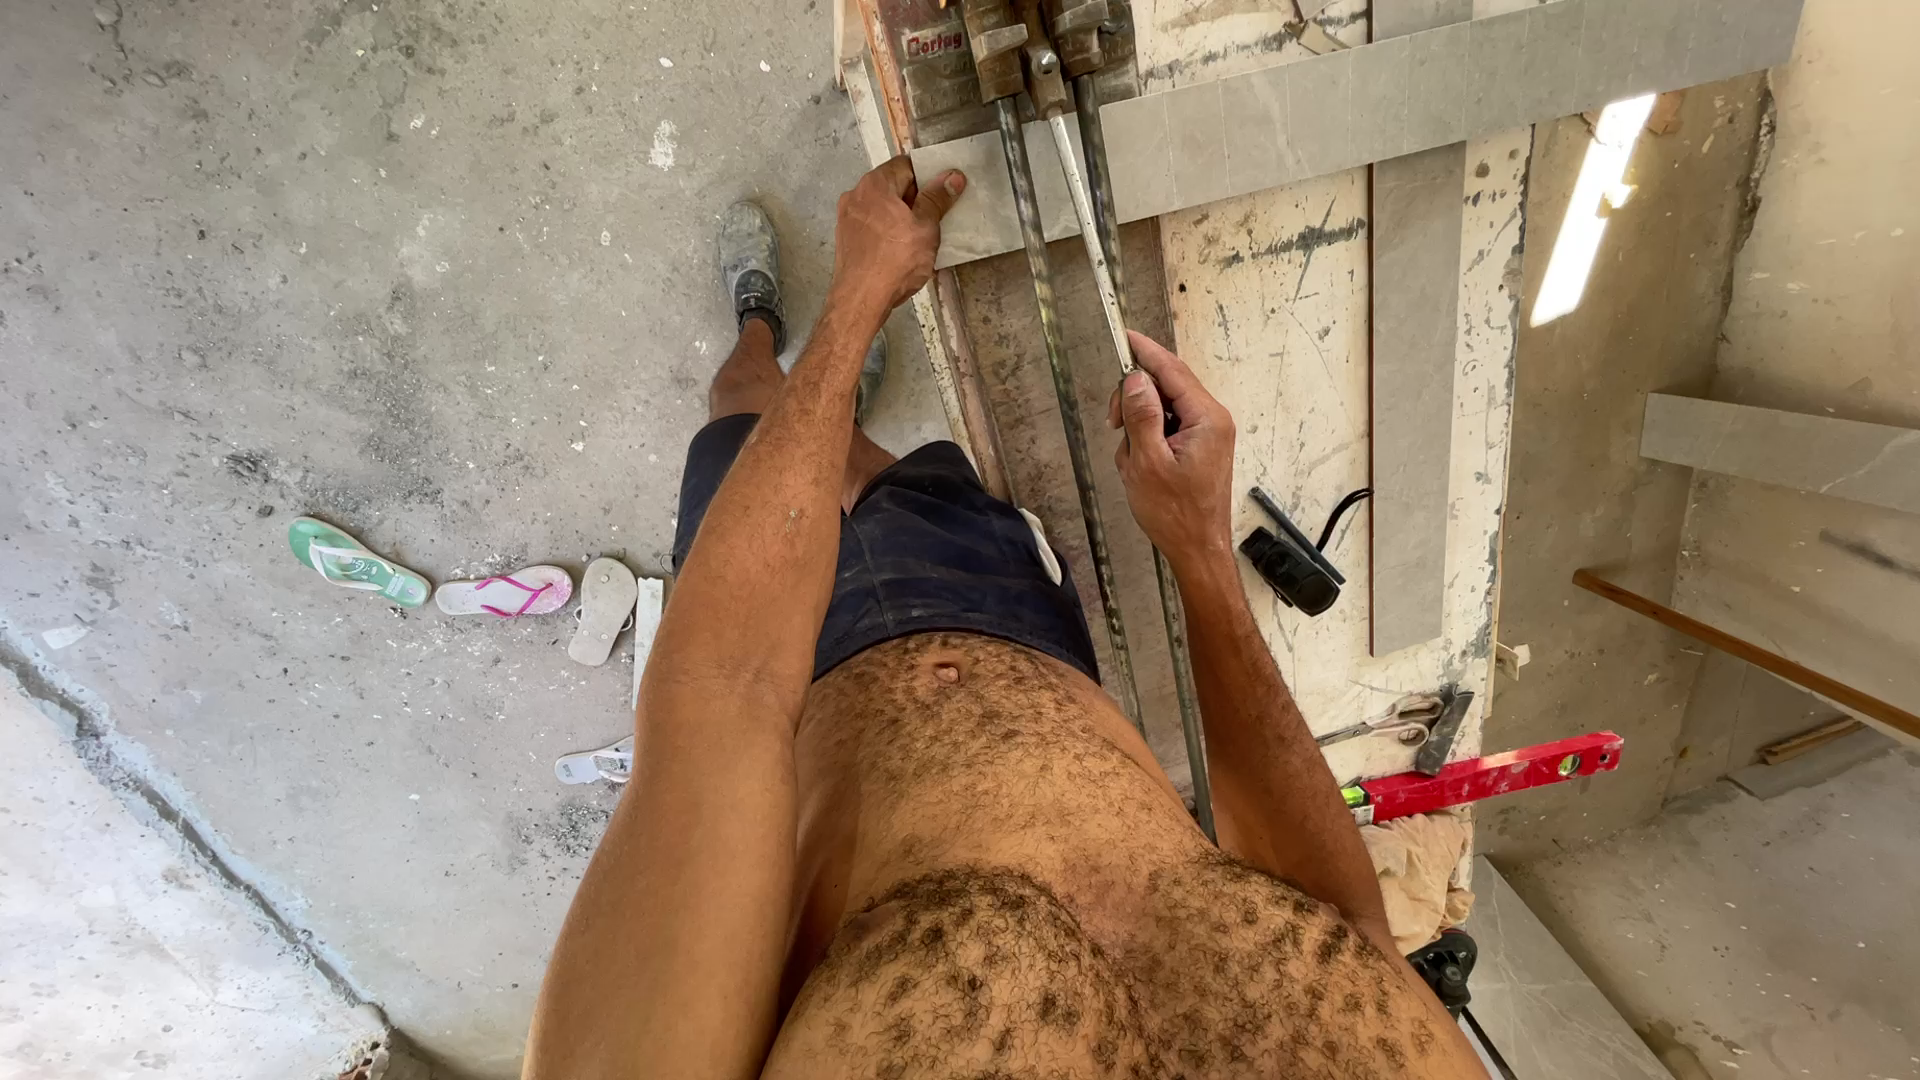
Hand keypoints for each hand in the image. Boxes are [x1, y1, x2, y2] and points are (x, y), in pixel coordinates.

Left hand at [828, 156, 965, 315]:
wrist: (861, 299)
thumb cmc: (895, 263)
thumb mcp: (926, 228)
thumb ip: (938, 199)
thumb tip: (952, 178)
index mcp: (875, 184)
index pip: (906, 166)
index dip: (927, 177)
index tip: (941, 193)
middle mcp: (855, 195)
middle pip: (891, 187)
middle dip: (913, 200)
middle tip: (933, 220)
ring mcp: (847, 219)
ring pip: (881, 209)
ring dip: (899, 219)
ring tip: (917, 240)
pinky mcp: (845, 241)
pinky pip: (871, 228)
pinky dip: (885, 234)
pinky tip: (898, 253)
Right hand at [1108, 330, 1236, 573]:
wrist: (1197, 549)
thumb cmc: (1175, 514)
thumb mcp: (1147, 464)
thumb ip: (1142, 417)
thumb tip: (1134, 381)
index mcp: (1206, 419)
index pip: (1172, 371)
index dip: (1145, 352)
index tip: (1124, 336)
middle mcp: (1211, 420)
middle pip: (1165, 387)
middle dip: (1134, 400)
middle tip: (1114, 424)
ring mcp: (1205, 435)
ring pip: (1161, 410)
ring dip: (1138, 428)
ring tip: (1132, 462)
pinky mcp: (1197, 448)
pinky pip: (1164, 430)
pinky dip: (1145, 443)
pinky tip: (1140, 467)